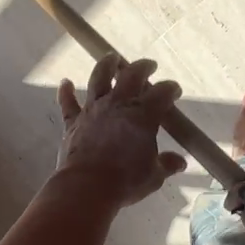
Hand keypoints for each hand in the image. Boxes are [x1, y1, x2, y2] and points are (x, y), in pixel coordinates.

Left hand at [55, 53, 187, 210]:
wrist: (87, 187)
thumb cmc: (126, 182)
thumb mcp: (153, 175)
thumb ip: (166, 164)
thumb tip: (180, 162)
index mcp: (144, 115)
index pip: (162, 93)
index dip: (170, 89)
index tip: (174, 90)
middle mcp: (118, 105)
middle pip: (131, 75)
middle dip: (142, 67)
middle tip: (149, 65)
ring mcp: (93, 110)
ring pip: (99, 78)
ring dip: (106, 65)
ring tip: (111, 57)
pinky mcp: (73, 122)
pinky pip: (68, 103)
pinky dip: (65, 92)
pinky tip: (64, 83)